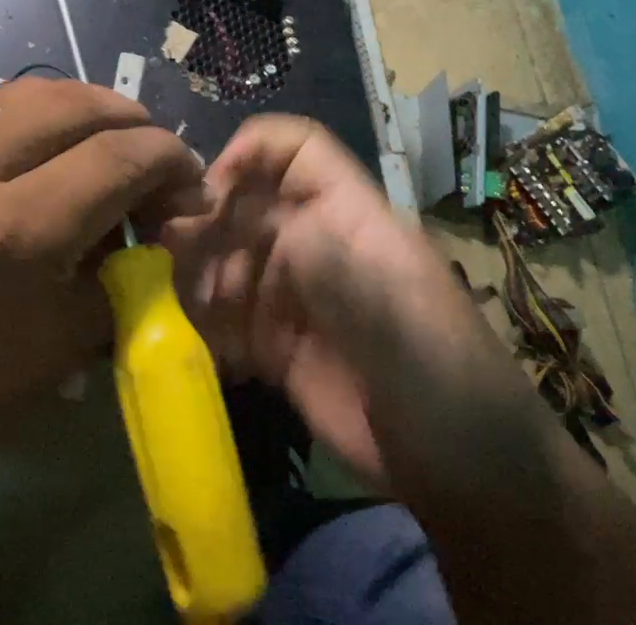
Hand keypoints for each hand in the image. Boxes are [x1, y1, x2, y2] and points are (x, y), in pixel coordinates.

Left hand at [0, 78, 205, 456]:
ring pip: (37, 92)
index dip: (170, 158)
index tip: (193, 182)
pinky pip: (0, 105)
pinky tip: (65, 148)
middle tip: (158, 163)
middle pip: (77, 105)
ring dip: (92, 111)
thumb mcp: (82, 325)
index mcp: (14, 230)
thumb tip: (177, 202)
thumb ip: (138, 253)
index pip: (116, 156)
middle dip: (135, 123)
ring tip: (116, 147)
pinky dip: (47, 116)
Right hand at [160, 116, 473, 484]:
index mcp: (351, 223)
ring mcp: (291, 298)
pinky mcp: (275, 347)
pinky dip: (198, 327)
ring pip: (222, 260)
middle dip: (200, 223)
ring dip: (191, 278)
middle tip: (165, 263)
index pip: (295, 152)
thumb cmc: (452, 393)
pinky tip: (193, 350)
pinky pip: (221, 319)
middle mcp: (313, 248)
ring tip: (175, 312)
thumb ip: (344, 278)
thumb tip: (284, 223)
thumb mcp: (405, 332)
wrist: (470, 482)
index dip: (247, 155)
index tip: (206, 197)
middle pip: (242, 204)